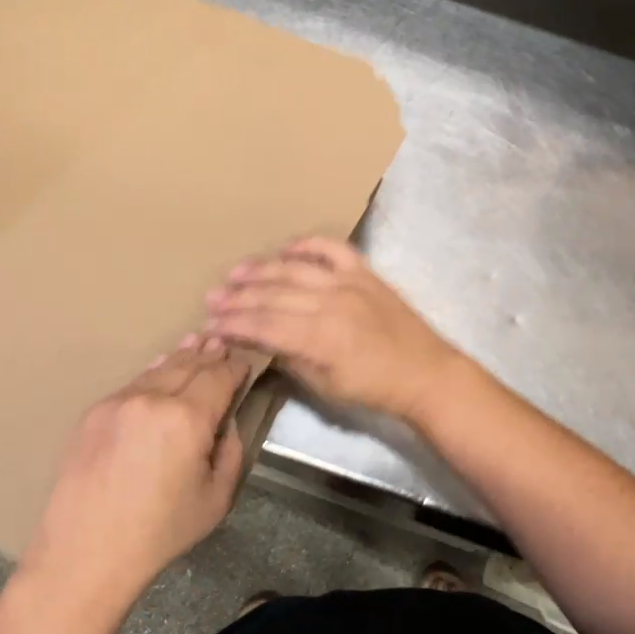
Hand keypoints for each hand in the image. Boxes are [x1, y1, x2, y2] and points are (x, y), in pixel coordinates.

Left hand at [22, 337, 251, 595]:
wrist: (85, 552)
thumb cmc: (158, 532)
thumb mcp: (216, 499)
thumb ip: (229, 452)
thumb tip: (226, 422)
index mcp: (189, 418)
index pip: (220, 376)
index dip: (236, 367)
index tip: (246, 362)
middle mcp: (154, 398)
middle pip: (191, 364)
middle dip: (211, 353)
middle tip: (223, 341)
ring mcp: (121, 401)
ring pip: (160, 367)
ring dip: (183, 355)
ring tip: (197, 341)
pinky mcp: (95, 411)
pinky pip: (134, 382)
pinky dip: (154, 371)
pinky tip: (161, 367)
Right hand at [204, 238, 467, 422]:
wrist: (424, 372)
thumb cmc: (373, 388)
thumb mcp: (325, 387)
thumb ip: (290, 359)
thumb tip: (258, 341)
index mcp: (320, 337)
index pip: (265, 325)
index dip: (234, 324)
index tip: (210, 324)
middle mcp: (331, 302)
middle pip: (274, 295)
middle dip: (238, 298)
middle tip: (211, 298)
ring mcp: (349, 282)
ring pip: (295, 270)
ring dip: (261, 270)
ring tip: (235, 273)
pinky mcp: (364, 272)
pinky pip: (331, 248)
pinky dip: (307, 245)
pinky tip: (285, 249)